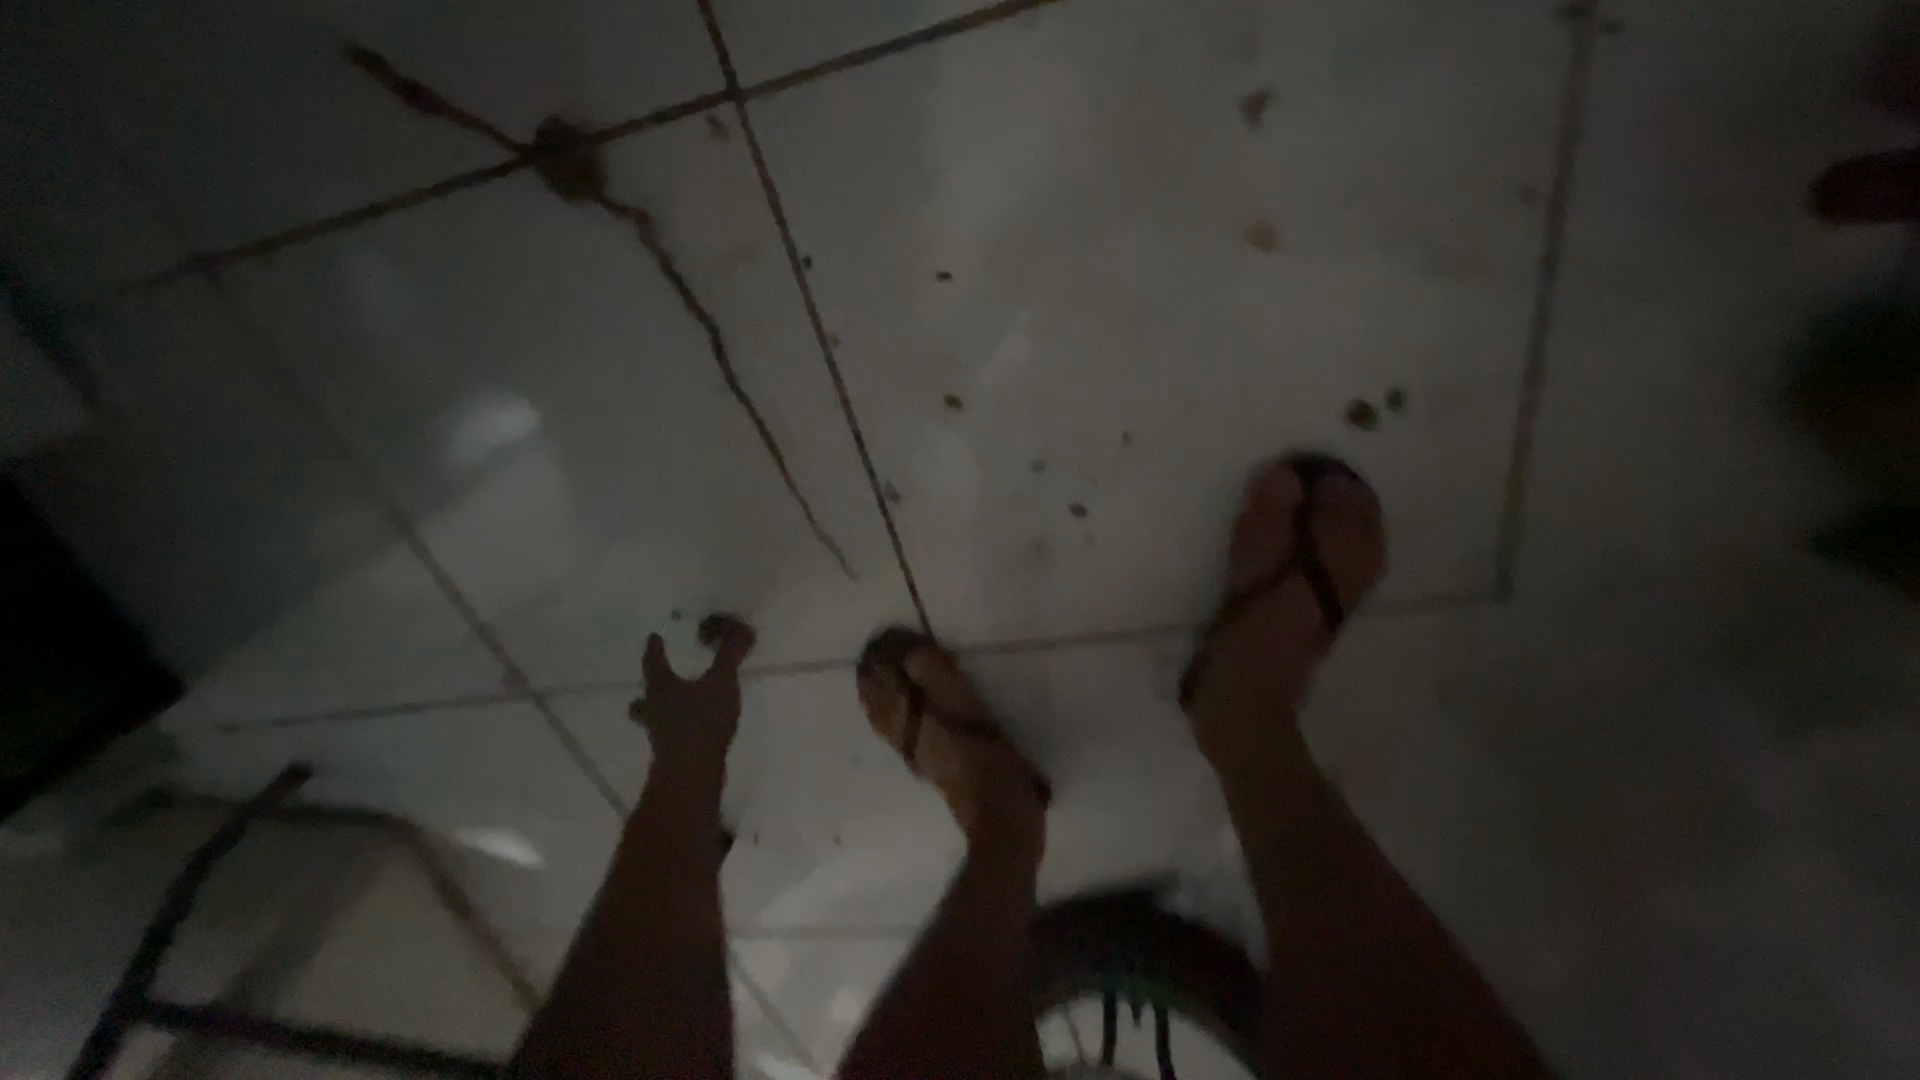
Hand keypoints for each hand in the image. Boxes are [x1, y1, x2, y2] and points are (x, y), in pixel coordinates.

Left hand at [629, 614, 755, 763]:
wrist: (691, 773)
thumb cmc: (702, 721)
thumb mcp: (721, 682)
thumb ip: (730, 655)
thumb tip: (742, 629)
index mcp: (661, 688)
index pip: (654, 663)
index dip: (655, 650)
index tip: (654, 637)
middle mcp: (655, 710)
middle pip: (645, 696)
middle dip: (651, 688)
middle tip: (657, 681)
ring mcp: (661, 735)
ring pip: (654, 718)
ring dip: (661, 711)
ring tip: (674, 708)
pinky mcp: (671, 754)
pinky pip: (670, 735)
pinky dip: (678, 729)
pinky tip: (693, 730)